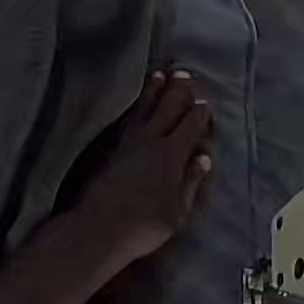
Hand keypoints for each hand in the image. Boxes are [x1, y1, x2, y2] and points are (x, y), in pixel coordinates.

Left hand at [63, 69, 211, 266]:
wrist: (99, 228)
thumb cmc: (144, 225)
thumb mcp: (179, 211)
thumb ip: (191, 182)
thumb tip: (202, 159)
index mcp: (171, 155)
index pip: (190, 126)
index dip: (199, 114)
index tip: (204, 105)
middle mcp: (151, 143)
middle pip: (168, 109)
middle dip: (178, 91)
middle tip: (185, 75)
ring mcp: (130, 143)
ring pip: (146, 109)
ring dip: (154, 90)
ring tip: (160, 75)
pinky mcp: (113, 149)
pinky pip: (130, 119)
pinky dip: (137, 106)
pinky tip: (138, 105)